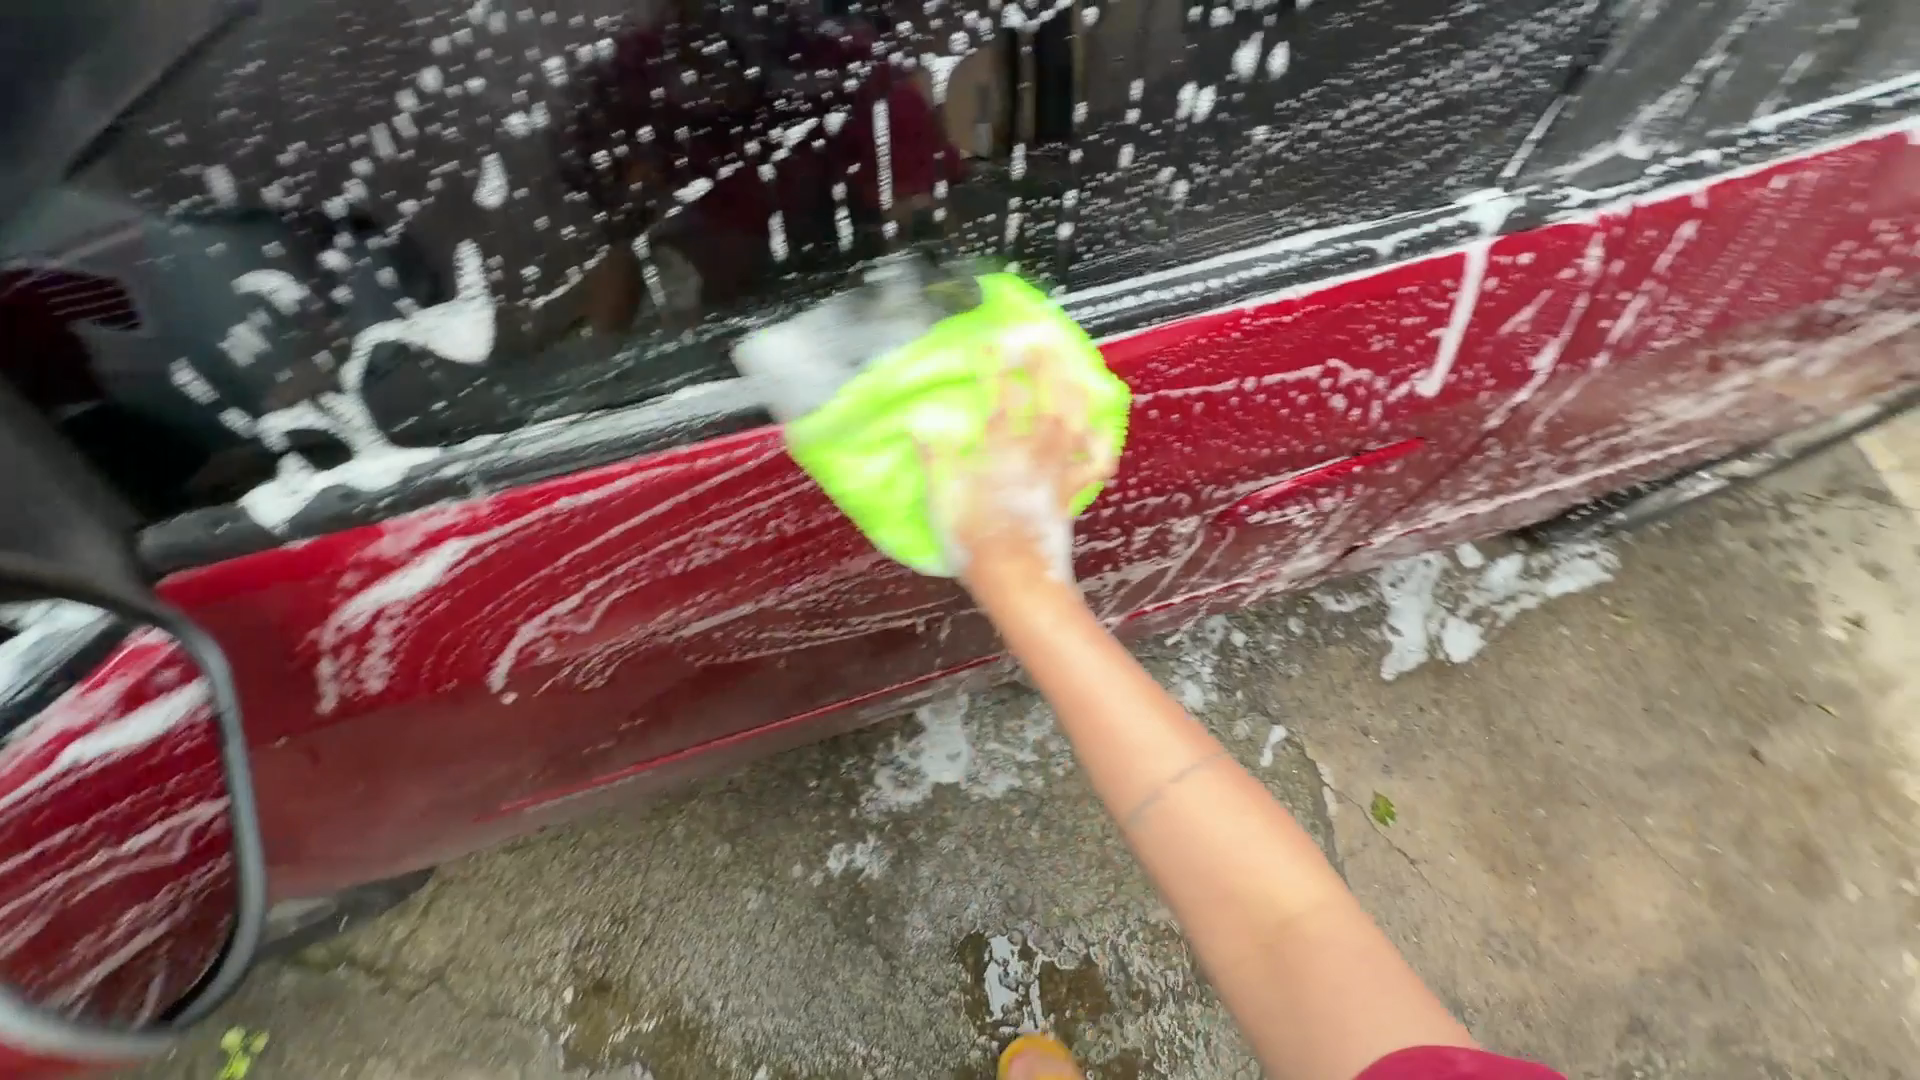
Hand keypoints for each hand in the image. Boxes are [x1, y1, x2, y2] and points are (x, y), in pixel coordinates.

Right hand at [921, 344, 1117, 586]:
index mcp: (1000, 453)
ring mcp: (1057, 473)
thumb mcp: (941, 500)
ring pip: (1076, 425)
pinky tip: (1099, 433)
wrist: (1015, 578)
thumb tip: (920, 425)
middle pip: (1050, 401)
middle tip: (1043, 342)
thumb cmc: (973, 540)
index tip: (990, 343)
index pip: (1001, 398)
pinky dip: (1099, 447)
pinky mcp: (1070, 493)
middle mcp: (1034, 455)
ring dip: (1077, 395)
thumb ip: (934, 459)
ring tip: (1075, 372)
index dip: (996, 367)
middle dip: (1048, 367)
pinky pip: (1093, 466)